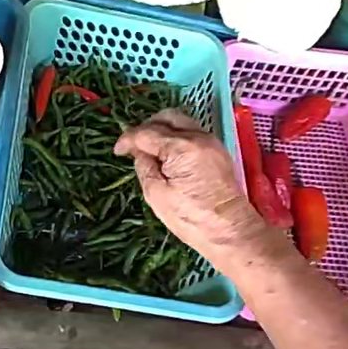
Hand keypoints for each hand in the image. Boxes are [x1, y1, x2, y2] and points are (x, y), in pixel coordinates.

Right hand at [113, 109, 260, 255]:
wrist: (230, 231)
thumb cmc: (190, 217)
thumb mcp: (156, 195)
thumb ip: (144, 167)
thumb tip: (140, 153)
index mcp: (180, 148)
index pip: (146, 133)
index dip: (127, 140)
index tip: (117, 152)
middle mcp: (198, 137)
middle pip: (167, 117)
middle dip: (145, 127)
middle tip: (133, 146)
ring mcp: (210, 142)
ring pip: (181, 122)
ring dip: (161, 130)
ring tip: (149, 150)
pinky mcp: (217, 151)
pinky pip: (191, 132)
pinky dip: (175, 136)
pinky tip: (166, 155)